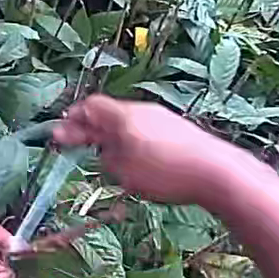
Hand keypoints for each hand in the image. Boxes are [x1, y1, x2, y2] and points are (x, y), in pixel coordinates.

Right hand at [51, 94, 245, 206]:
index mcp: (125, 115)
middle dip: (89, 128)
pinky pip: (145, 131)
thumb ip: (108, 158)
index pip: (91, 106)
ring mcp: (162, 119)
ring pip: (127, 123)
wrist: (217, 172)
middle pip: (108, 114)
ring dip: (111, 136)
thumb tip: (104, 152)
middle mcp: (142, 111)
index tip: (61, 132)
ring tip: (105, 158)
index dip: (73, 118)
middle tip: (72, 142)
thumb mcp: (126, 170)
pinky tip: (136, 161)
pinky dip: (131, 141)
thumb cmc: (166, 171)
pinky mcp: (179, 131)